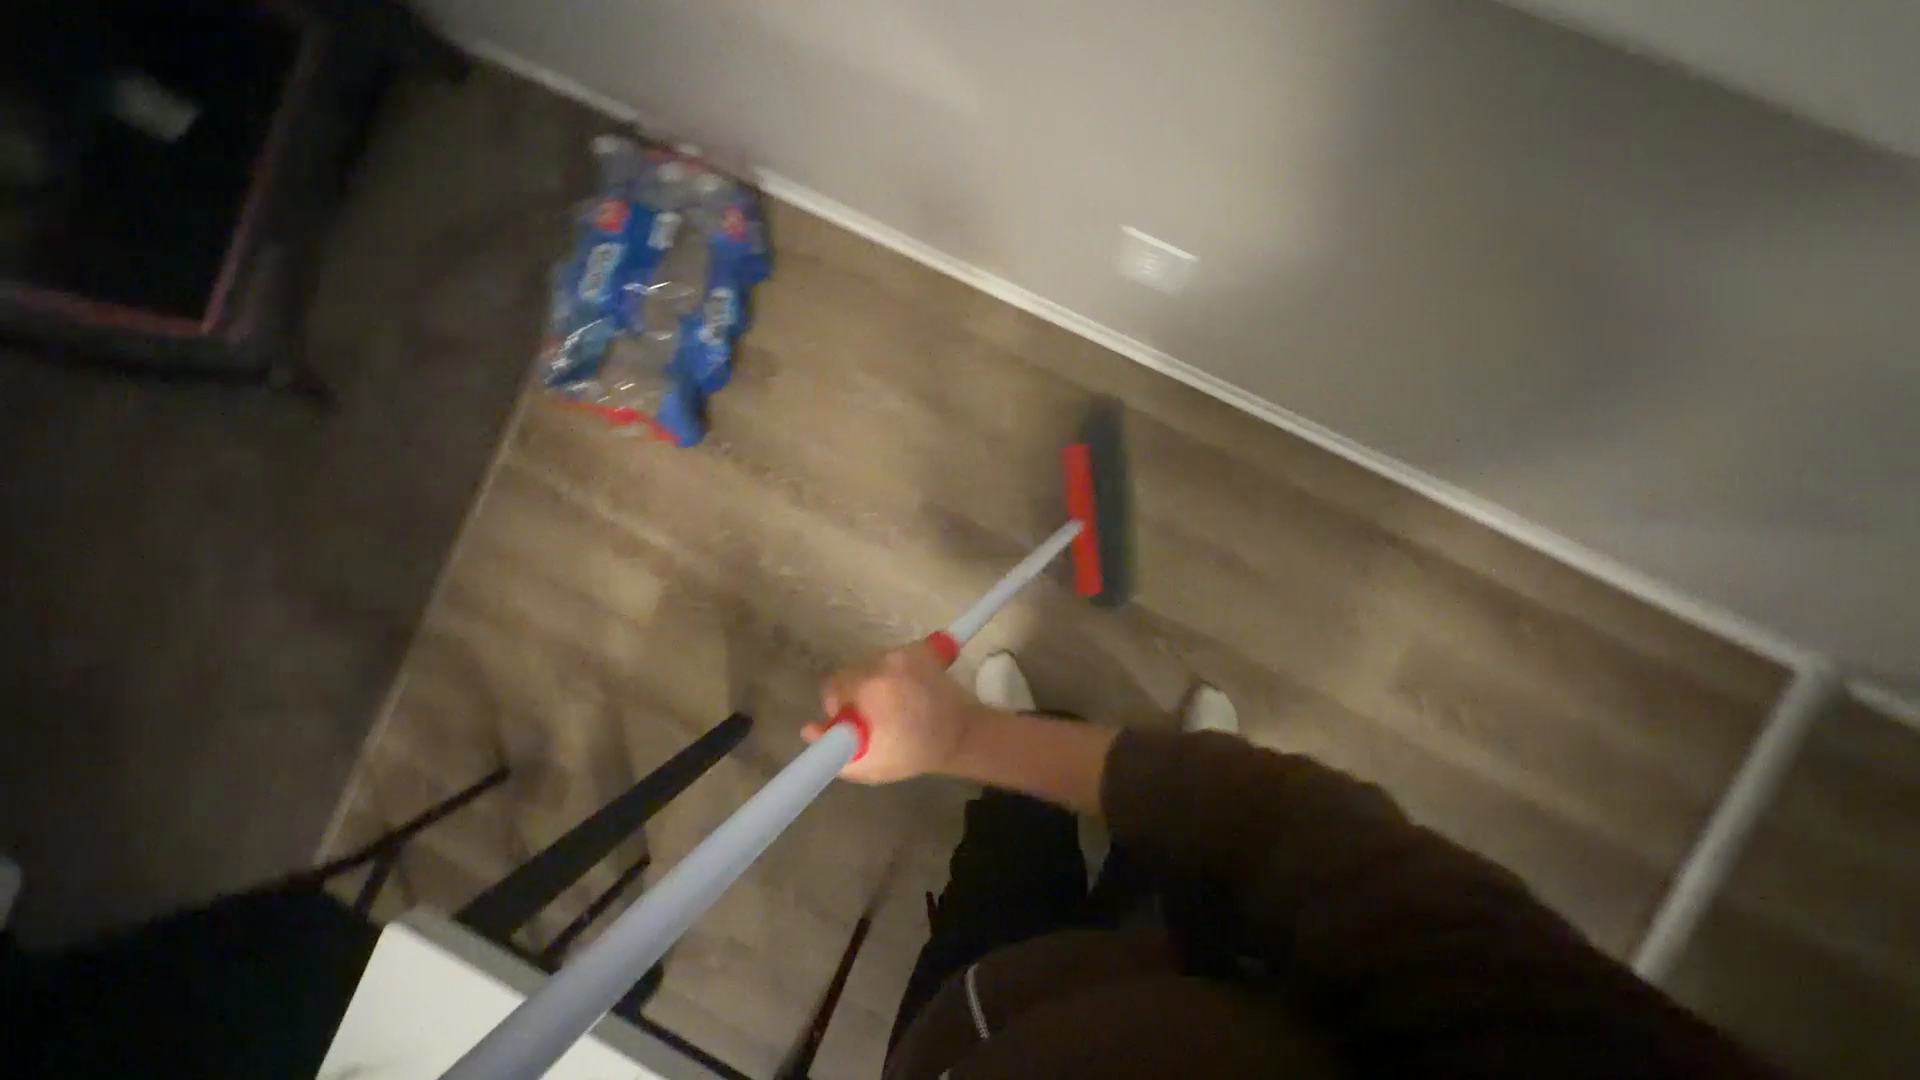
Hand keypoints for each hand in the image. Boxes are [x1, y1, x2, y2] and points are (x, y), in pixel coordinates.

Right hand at [805, 640, 985, 783]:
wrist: (961, 734)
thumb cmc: (913, 753)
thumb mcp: (870, 764)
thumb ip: (834, 750)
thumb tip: (809, 730)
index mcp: (870, 688)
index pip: (832, 685)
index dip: (836, 703)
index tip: (849, 719)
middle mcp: (885, 663)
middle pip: (853, 674)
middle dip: (857, 694)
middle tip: (875, 716)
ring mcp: (905, 652)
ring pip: (872, 667)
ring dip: (876, 683)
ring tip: (897, 705)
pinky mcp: (921, 647)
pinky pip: (892, 659)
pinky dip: (894, 673)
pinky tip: (908, 691)